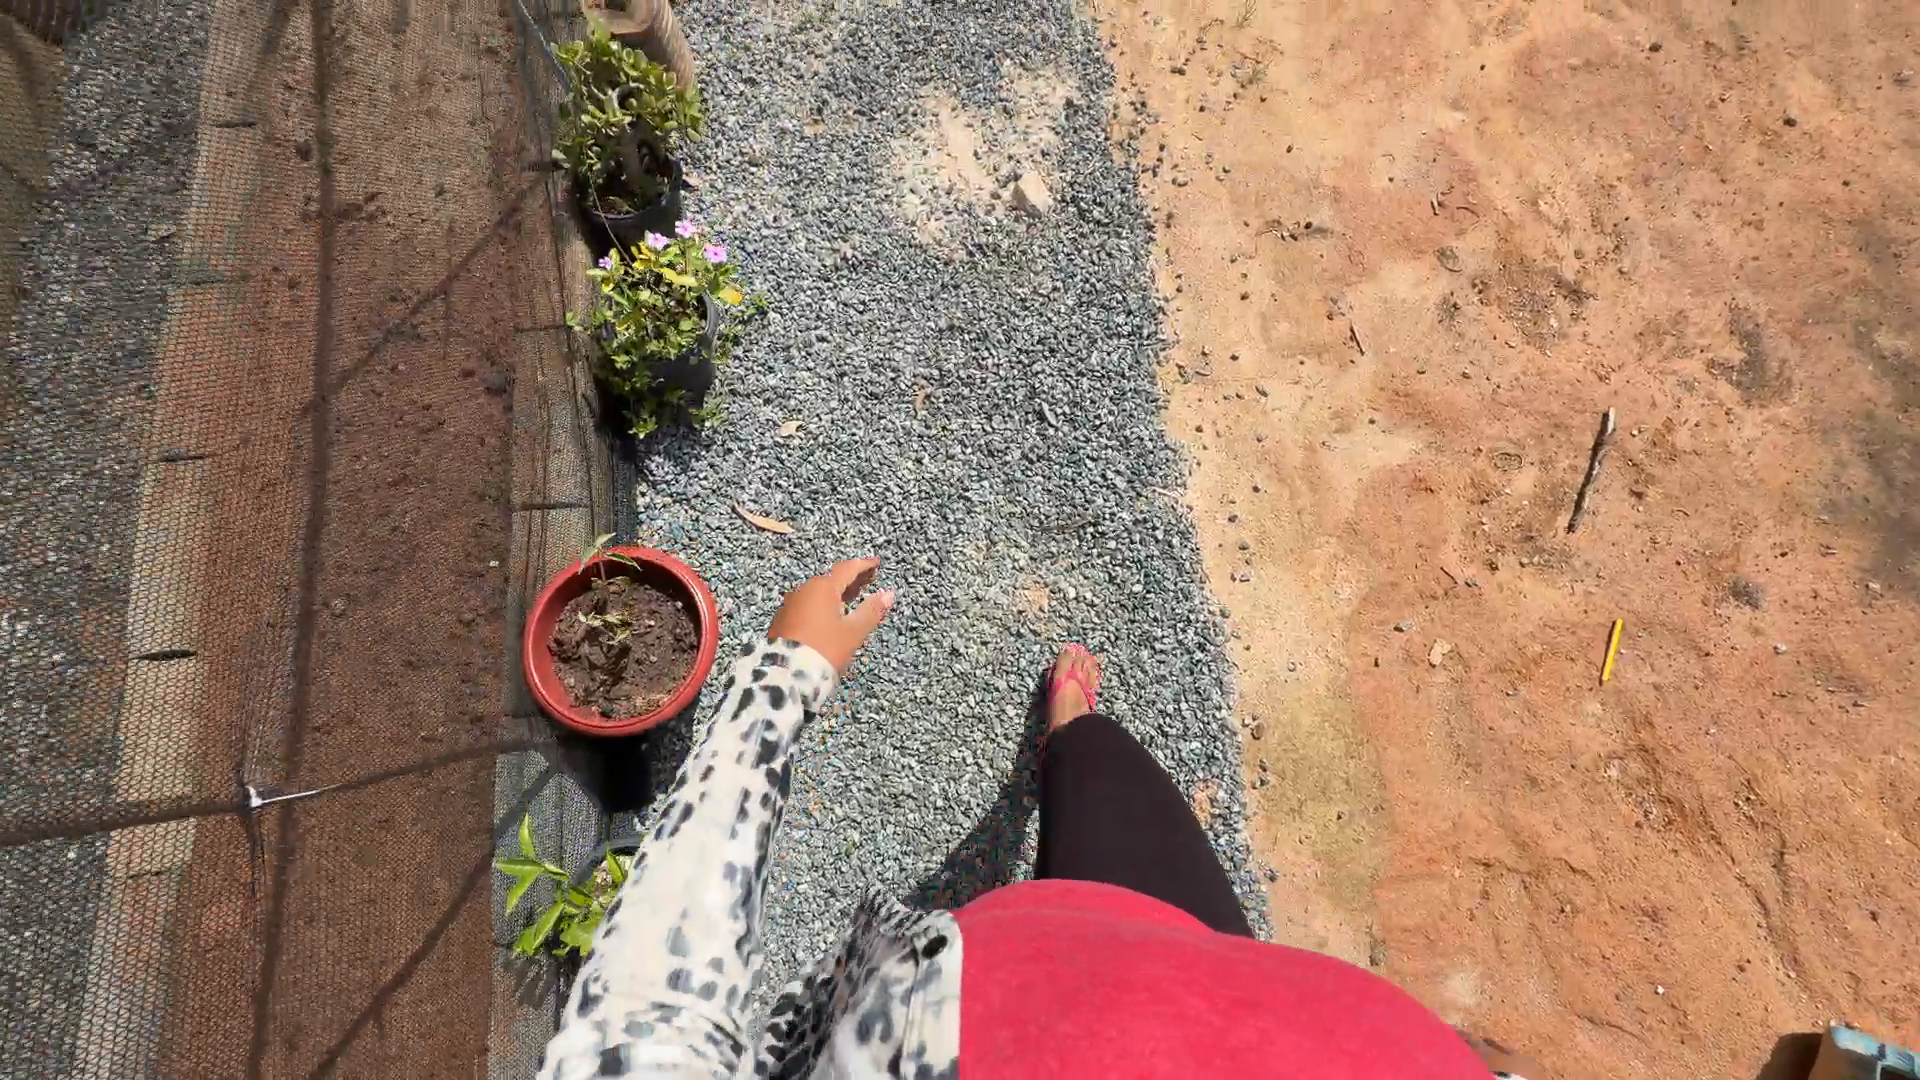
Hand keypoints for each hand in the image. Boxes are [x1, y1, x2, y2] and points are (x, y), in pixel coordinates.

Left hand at [766, 558, 894, 673]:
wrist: (786, 673)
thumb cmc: (824, 649)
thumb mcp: (853, 632)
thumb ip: (871, 611)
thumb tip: (888, 594)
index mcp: (823, 588)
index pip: (847, 569)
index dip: (864, 565)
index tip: (876, 563)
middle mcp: (804, 590)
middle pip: (832, 579)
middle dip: (852, 579)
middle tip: (869, 579)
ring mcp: (791, 605)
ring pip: (819, 593)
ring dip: (837, 593)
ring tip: (852, 598)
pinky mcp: (782, 620)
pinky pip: (808, 605)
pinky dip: (823, 606)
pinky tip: (830, 616)